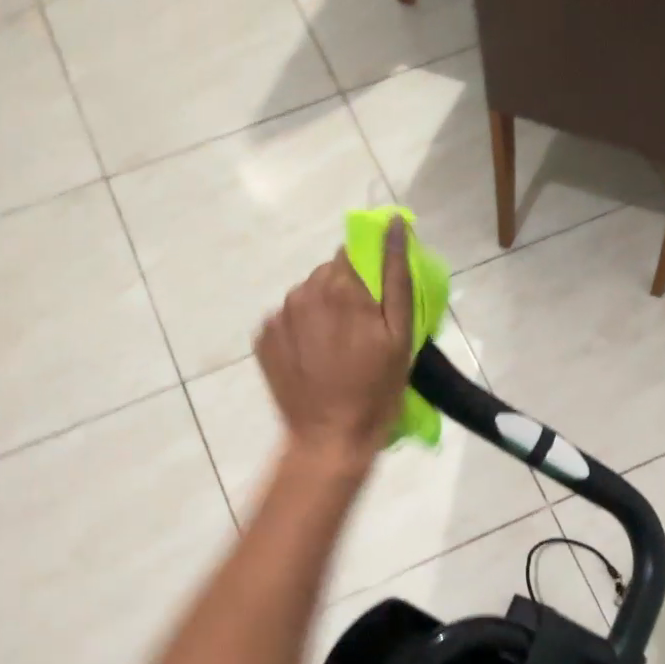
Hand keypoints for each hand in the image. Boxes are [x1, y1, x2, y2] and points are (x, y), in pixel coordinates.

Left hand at [254, 217, 415, 467]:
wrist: (330, 437)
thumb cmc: (376, 391)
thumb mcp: (401, 336)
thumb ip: (397, 276)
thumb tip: (393, 225)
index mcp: (342, 286)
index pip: (353, 254)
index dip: (368, 277)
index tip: (376, 306)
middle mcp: (304, 290)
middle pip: (329, 275)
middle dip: (346, 295)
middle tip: (361, 336)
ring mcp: (279, 315)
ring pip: (307, 297)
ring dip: (323, 314)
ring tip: (337, 352)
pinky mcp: (263, 337)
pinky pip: (288, 321)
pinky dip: (302, 333)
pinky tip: (315, 361)